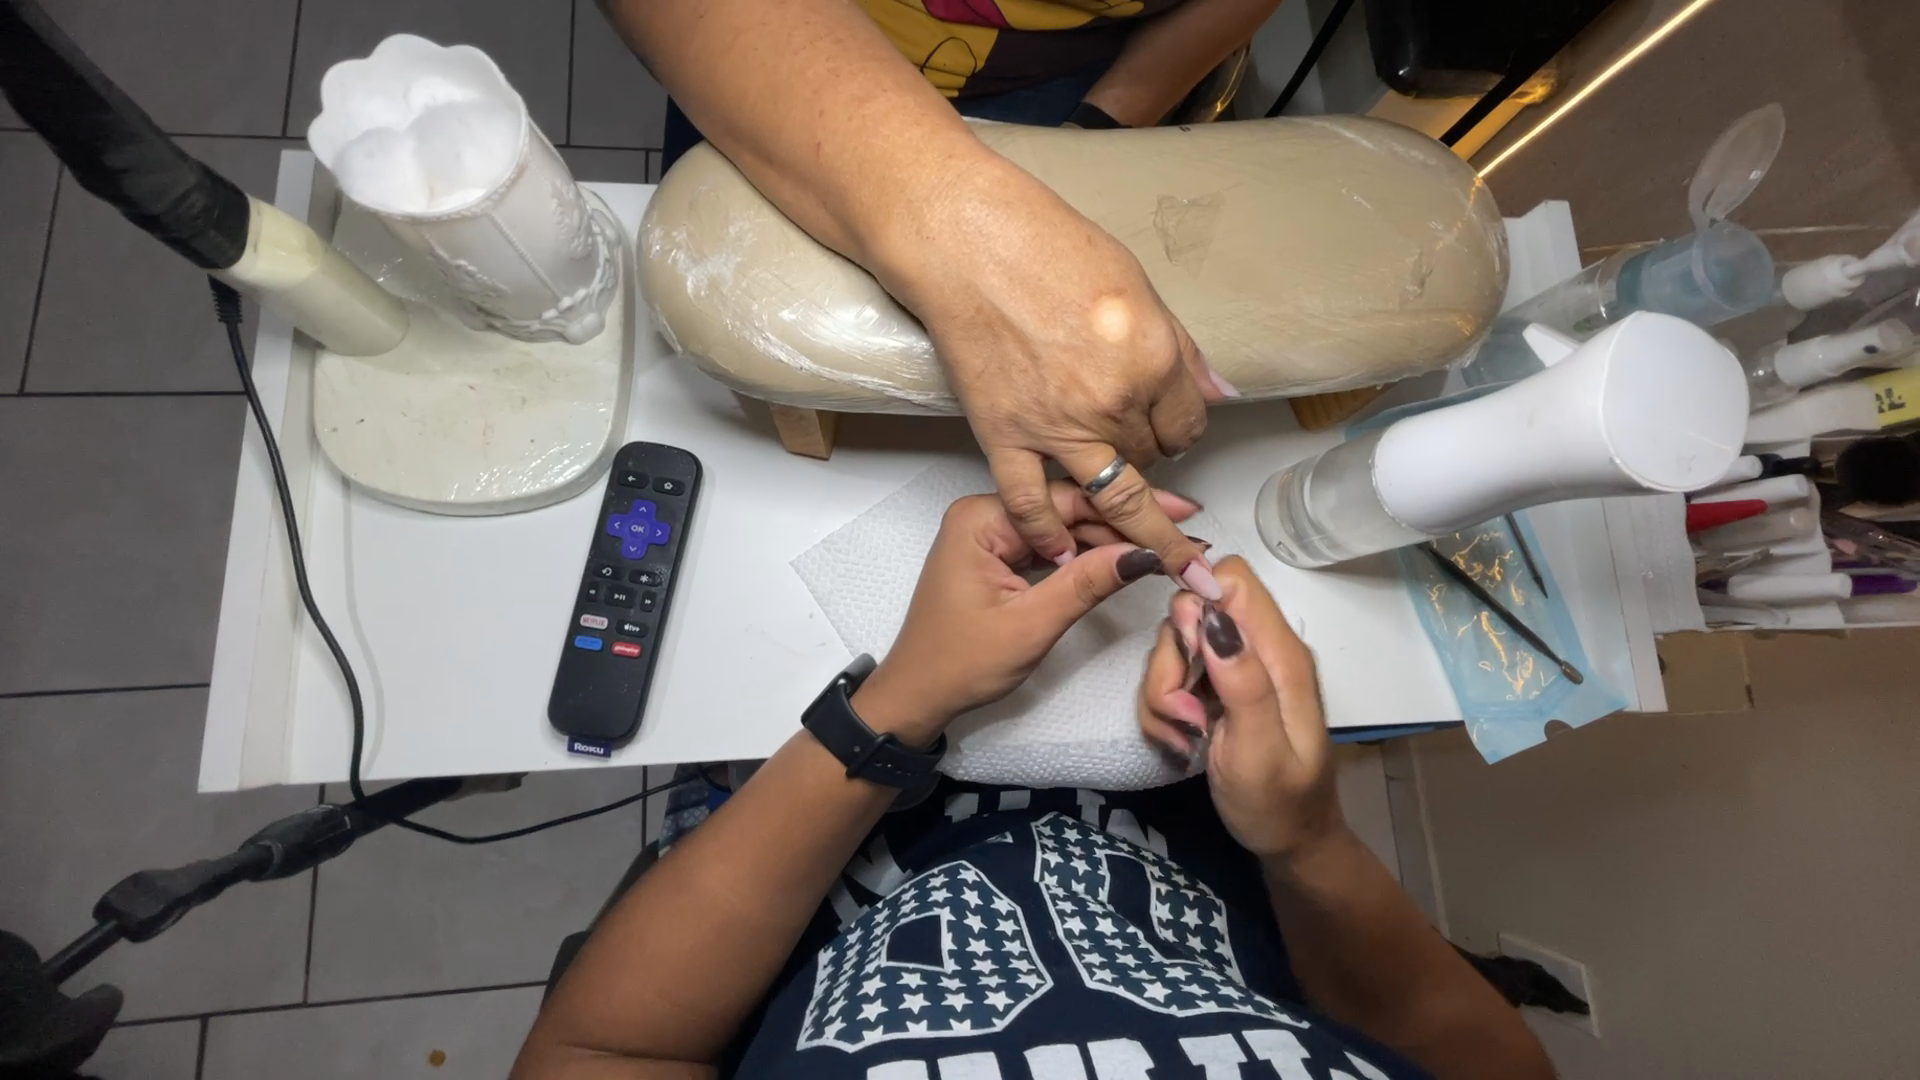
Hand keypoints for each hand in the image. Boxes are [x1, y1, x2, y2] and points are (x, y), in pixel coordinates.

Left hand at [853, 481, 1200, 747]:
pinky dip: (1084, 555)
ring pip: (1061, 528)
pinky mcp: (995, 554)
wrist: (917, 694)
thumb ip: (1087, 583)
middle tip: (1188, 534)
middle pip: (1066, 510)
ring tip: (1169, 545)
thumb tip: (1147, 551)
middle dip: (1125, 526)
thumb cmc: (961, 663)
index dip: (1129, 511)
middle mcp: (984, 514)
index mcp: (981, 518)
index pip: (1067, 502)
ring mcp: (989, 534)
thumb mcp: (1031, 624)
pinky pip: (1048, 545)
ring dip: (1110, 541)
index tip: (1184, 518)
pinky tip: (1124, 558)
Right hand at [872, 161, 1233, 597]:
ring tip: (1158, 555)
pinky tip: (1063, 554)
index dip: (1183, 431)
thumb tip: (1219, 393)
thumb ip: (1181, 349)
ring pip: (1112, 496)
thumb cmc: (1048, 250)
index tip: (1172, 432)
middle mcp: (1113, 403)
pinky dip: (1049, 533)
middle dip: (1153, 461)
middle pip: (1152, 459)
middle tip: (1143, 459)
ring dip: (1134, 525)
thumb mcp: (1136, 285)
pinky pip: (1032, 502)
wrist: (968, 248)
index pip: (1188, 424)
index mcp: (1152, 358)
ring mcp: (1057, 428)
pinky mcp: (1006, 438)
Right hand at [1136, 557, 1343, 861]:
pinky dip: (1162, 710)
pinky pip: (1167, 678)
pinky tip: (1183, 740)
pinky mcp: (1210, 687)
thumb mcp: (1259, 749)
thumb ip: (1242, 681)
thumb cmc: (1279, 802)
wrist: (1288, 842)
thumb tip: (1213, 616)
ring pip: (1170, 648)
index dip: (1198, 597)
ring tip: (1187, 735)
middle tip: (1186, 711)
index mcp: (1279, 655)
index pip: (1233, 579)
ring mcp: (1230, 668)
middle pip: (1189, 614)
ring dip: (1162, 694)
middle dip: (1170, 662)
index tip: (1188, 649)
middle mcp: (1254, 650)